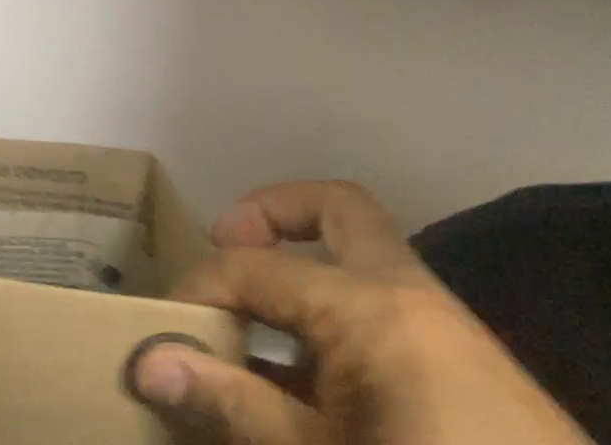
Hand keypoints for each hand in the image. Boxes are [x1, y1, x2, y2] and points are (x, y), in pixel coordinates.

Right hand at [132, 182, 592, 444]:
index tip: (162, 328)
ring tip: (252, 321)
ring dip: (302, 267)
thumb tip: (146, 362)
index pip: (252, 265)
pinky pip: (383, 307)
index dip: (195, 288)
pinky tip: (303, 377)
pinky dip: (333, 315)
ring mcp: (444, 325)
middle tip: (222, 248)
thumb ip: (231, 402)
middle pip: (336, 207)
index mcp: (368, 305)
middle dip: (269, 213)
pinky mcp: (463, 363)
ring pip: (363, 255)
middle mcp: (408, 293)